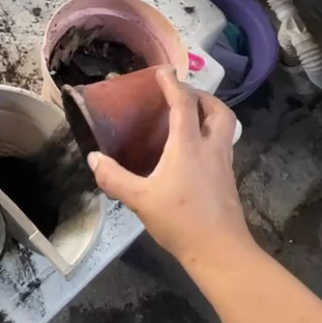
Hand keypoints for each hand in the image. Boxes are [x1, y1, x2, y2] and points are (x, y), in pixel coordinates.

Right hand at [89, 66, 254, 269]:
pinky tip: (192, 152)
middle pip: (217, 110)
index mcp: (188, 146)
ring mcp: (223, 164)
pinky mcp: (227, 180)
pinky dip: (209, 136)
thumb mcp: (140, 199)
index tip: (162, 71)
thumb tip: (94, 159)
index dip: (172, 84)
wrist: (221, 251)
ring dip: (209, 114)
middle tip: (182, 96)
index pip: (183, 104)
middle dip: (202, 96)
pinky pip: (221, 146)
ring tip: (188, 118)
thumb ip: (114, 178)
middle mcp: (210, 148)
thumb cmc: (181, 221)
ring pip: (224, 127)